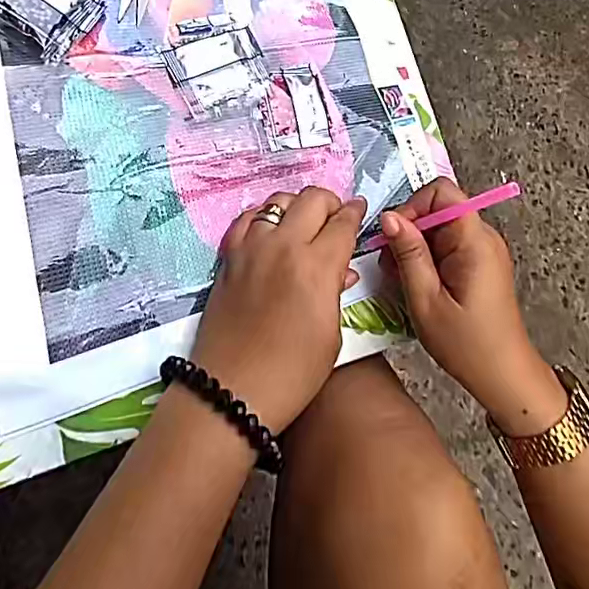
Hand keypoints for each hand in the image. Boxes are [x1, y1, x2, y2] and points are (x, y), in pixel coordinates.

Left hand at [190, 186, 364, 430]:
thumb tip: (341, 270)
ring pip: (278, 201)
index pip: (343, 223)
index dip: (356, 214)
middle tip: (336, 217)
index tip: (359, 210)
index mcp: (316, 266)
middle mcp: (283, 246)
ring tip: (304, 222)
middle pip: (312, 199)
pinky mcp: (229, 256)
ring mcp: (251, 248)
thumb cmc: (291, 374)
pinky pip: (247, 219)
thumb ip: (336, 291)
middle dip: (330, 204)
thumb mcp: (331, 334)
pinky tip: (270, 230)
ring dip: (297, 206)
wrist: (232, 389)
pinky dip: (263, 216)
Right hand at [379, 178, 567, 435]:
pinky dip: (424, 258)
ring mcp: (482, 250)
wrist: (504, 376)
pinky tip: (416, 283)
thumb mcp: (426, 300)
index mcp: (475, 242)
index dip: (412, 206)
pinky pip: (444, 244)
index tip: (393, 236)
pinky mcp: (477, 262)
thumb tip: (389, 216)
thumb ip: (408, 254)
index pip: (442, 192)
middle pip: (437, 208)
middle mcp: (482, 238)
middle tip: (391, 264)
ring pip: (437, 227)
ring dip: (413, 246)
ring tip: (402, 278)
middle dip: (408, 230)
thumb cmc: (468, 346)